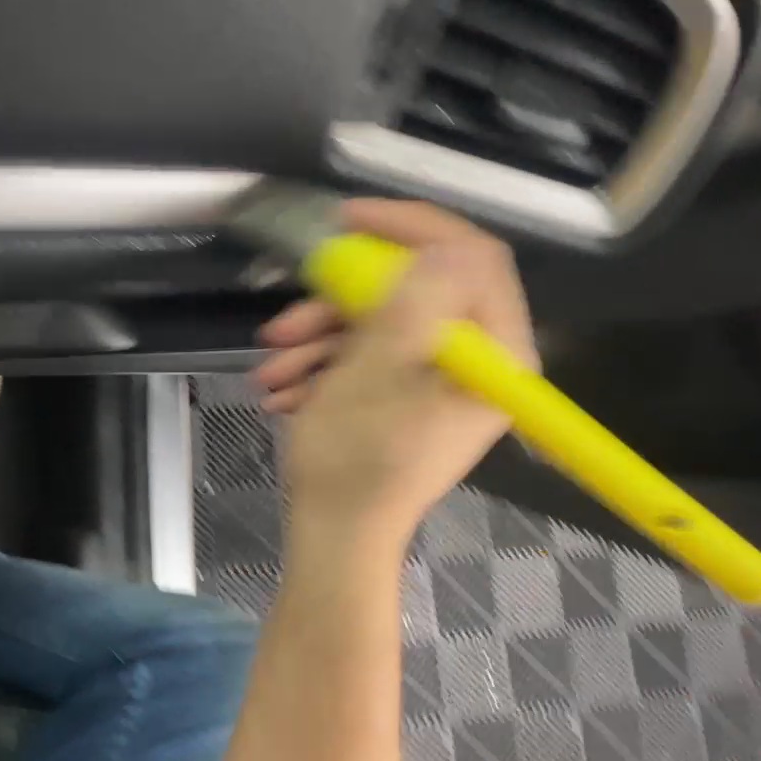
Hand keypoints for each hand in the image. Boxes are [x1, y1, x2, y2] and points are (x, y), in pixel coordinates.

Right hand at [253, 199, 538, 542]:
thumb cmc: (357, 463)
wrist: (336, 538)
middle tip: (280, 326)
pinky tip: (280, 395)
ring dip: (313, 345)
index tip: (343, 222)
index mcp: (492, 353)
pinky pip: (363, 366)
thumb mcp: (376, 377)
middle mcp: (472, 361)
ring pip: (375, 331)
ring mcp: (434, 383)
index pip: (470, 258)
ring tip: (268, 374)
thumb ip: (410, 306)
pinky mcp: (401, 402)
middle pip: (410, 296)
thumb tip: (441, 249)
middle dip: (335, 307)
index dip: (408, 229)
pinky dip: (318, 373)